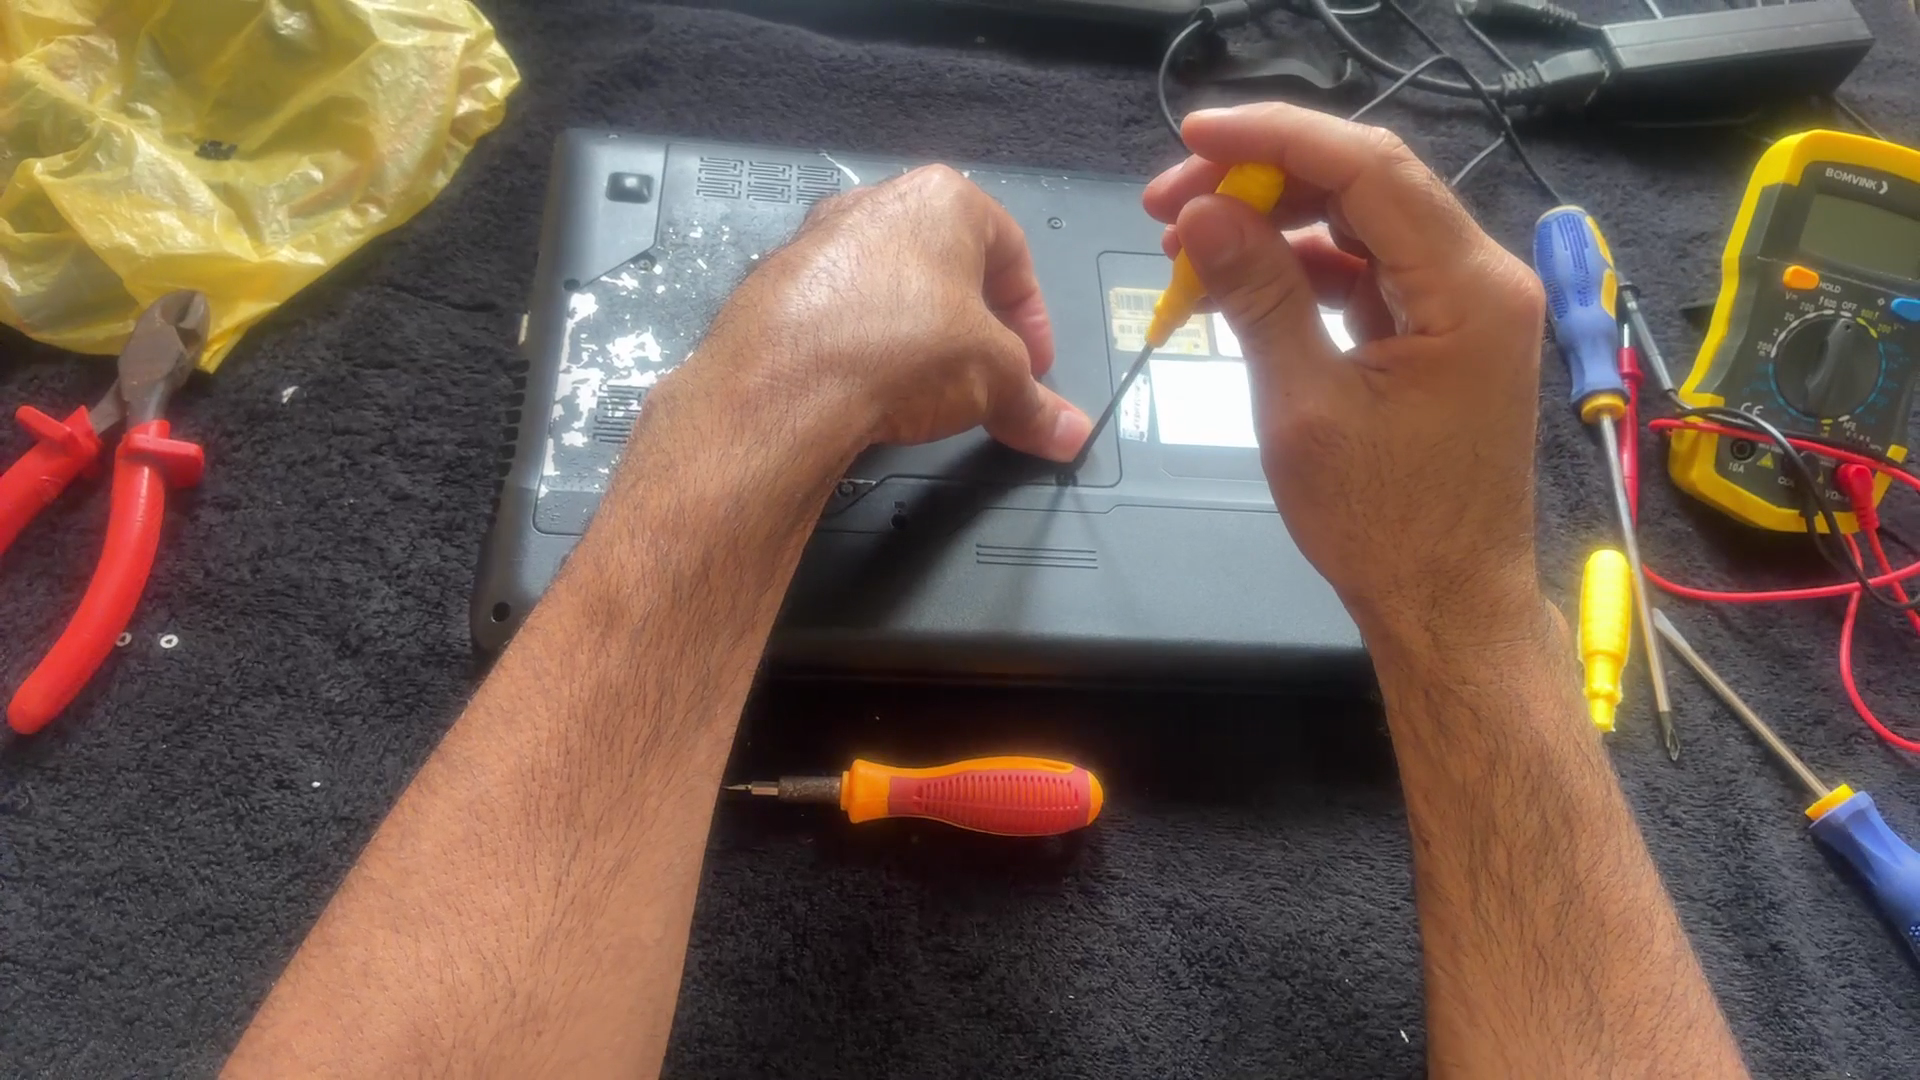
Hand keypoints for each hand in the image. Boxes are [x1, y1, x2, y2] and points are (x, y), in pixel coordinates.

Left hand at [698, 165, 1091, 461]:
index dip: (1033, 318)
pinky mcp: (776, 288)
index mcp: (943, 200)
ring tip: (926, 387)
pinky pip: (840, 313)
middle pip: (949, 267)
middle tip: (985, 376)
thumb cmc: (905, 350)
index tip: (1034, 366)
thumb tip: (1072, 434)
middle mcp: (876, 205)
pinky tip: (869, 387)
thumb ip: (1037, 405)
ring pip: (890, 287)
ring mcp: (818, 242)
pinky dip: (865, 346)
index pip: (1013, 253)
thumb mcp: (993, 380)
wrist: (785, 384)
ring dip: (918, 334)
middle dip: (976, 326)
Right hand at [1145, 104, 1547, 645]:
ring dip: (1269, 233)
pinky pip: (1357, 282)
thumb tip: (1200, 217)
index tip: (1192, 137)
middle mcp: (1473, 279)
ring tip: (1186, 250)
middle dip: (1259, 187)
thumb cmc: (1376, 520)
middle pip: (1361, 191)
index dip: (1274, 140)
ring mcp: (1453, 310)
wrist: (1439, 599)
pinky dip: (1295, 279)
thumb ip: (1258, 300)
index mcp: (1463, 288)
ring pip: (1354, 234)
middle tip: (1166, 207)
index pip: (1367, 170)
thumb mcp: (1302, 406)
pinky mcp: (1429, 340)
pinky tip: (1237, 289)